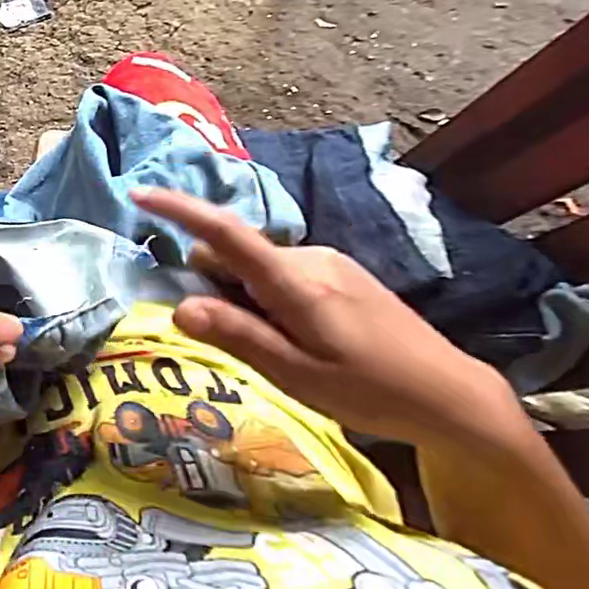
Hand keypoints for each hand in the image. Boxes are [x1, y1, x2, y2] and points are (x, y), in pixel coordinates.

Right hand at [132, 188, 528, 455]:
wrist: (448, 394)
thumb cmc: (369, 391)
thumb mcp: (295, 375)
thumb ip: (237, 336)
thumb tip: (180, 307)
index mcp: (295, 282)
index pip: (226, 234)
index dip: (180, 211)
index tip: (139, 194)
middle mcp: (309, 258)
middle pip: (233, 256)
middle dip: (218, 288)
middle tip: (248, 342)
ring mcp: (328, 262)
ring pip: (256, 268)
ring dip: (246, 299)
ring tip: (283, 349)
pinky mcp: (339, 272)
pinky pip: (281, 273)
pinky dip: (269, 299)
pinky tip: (301, 337)